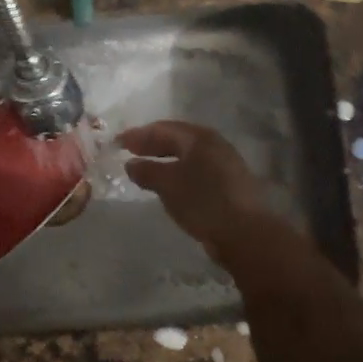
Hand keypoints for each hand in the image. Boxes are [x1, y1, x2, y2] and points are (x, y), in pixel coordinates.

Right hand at [118, 121, 268, 258]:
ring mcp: (224, 164)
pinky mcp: (229, 184)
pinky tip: (169, 185)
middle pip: (176, 139)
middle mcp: (214, 145)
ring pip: (187, 156)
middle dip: (151, 145)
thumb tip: (131, 164)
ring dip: (164, 160)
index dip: (138, 135)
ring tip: (146, 169)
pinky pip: (196, 171)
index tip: (117, 142)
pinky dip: (178, 172)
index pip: (162, 129)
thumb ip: (147, 171)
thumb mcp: (167, 184)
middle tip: (129, 152)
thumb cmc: (202, 201)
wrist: (244, 232)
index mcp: (199, 137)